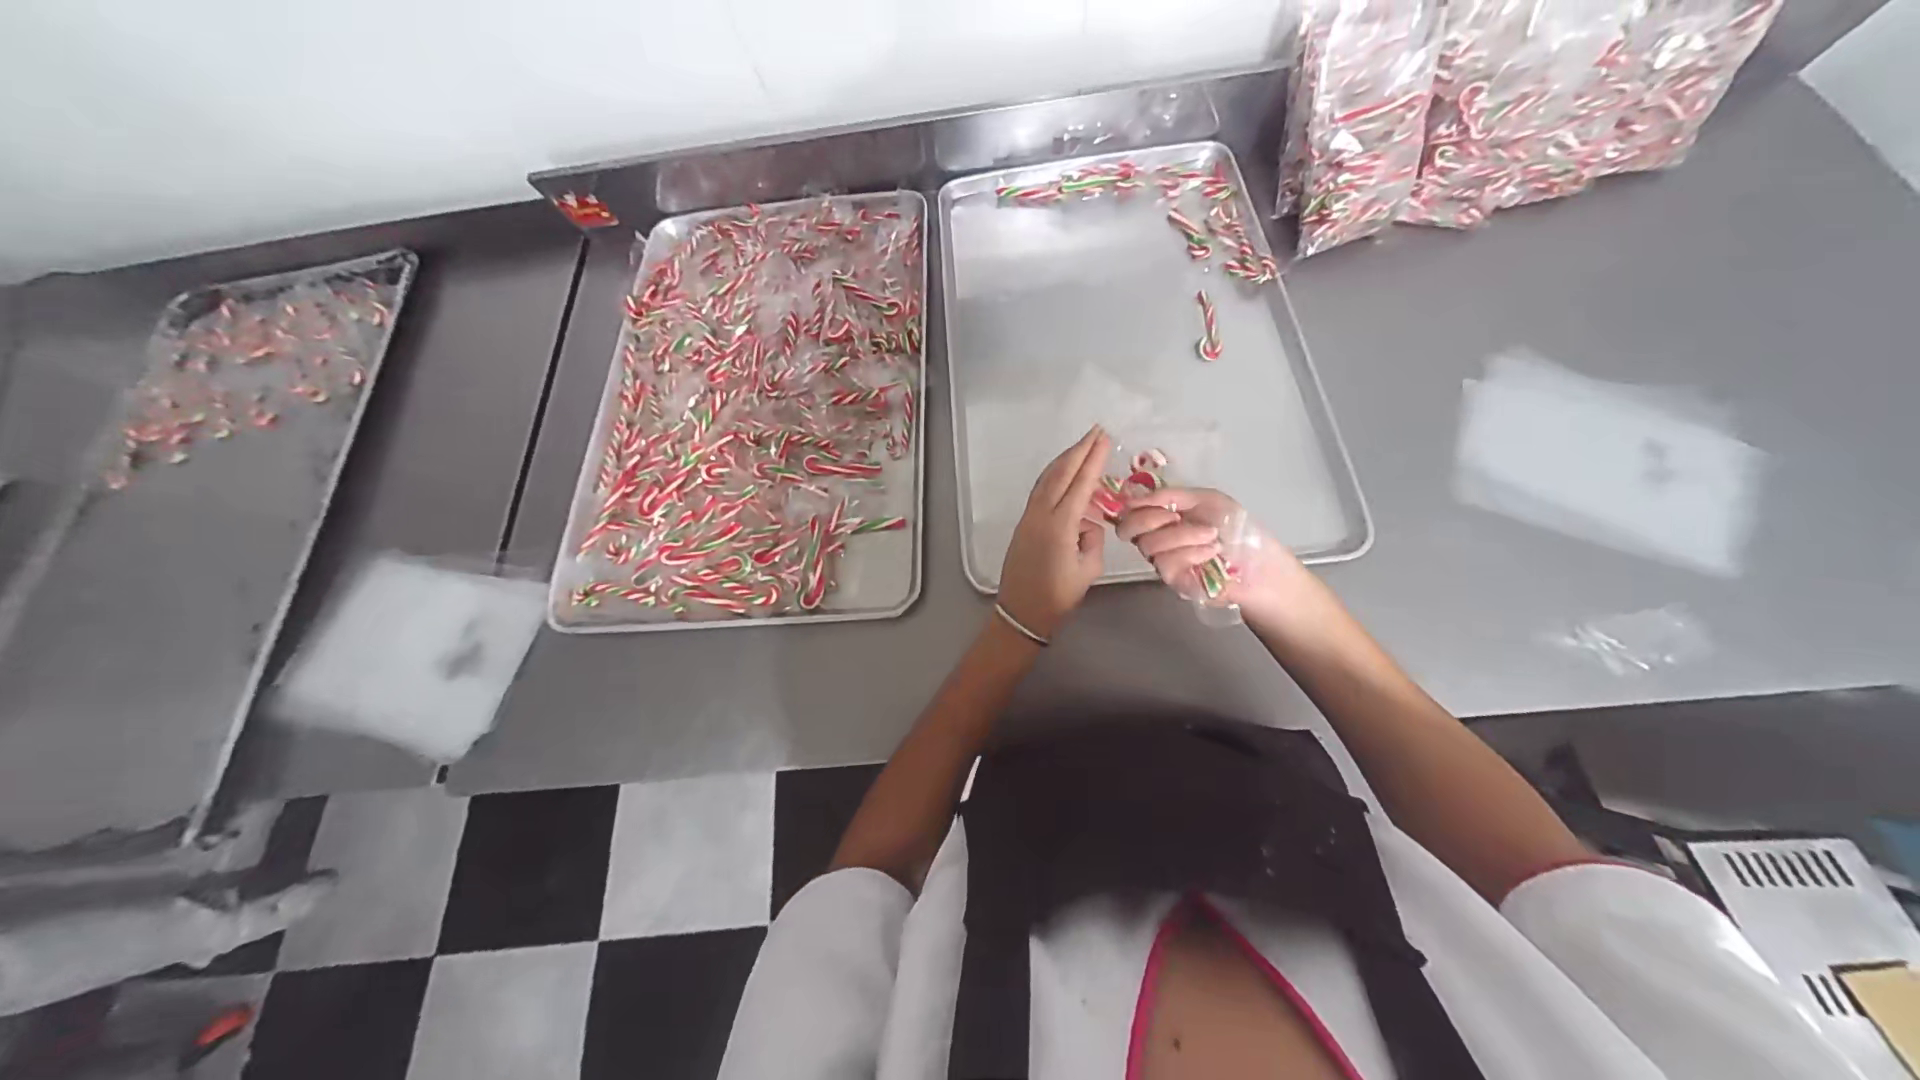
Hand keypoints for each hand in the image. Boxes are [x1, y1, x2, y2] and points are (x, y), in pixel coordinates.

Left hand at [997, 426, 1110, 637]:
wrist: (1021, 612)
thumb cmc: (1058, 596)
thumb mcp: (1088, 569)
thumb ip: (1092, 539)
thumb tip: (1087, 524)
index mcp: (1060, 525)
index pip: (1080, 484)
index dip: (1093, 459)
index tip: (1104, 439)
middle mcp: (1041, 515)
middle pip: (1060, 474)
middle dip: (1078, 451)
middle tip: (1096, 432)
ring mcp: (1029, 518)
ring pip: (1046, 480)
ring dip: (1064, 460)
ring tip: (1081, 446)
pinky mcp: (1023, 524)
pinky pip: (1040, 491)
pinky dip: (1053, 476)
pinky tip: (1062, 473)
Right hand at [1115, 487, 1308, 624]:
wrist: (1261, 561)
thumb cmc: (1236, 528)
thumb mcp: (1205, 499)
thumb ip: (1170, 495)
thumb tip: (1132, 497)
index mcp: (1161, 518)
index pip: (1128, 511)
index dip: (1133, 504)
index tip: (1151, 500)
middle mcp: (1156, 540)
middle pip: (1127, 529)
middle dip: (1149, 518)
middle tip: (1175, 516)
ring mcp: (1163, 562)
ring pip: (1150, 545)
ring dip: (1182, 534)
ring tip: (1211, 535)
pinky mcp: (1174, 581)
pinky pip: (1167, 562)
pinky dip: (1191, 551)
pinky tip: (1211, 551)